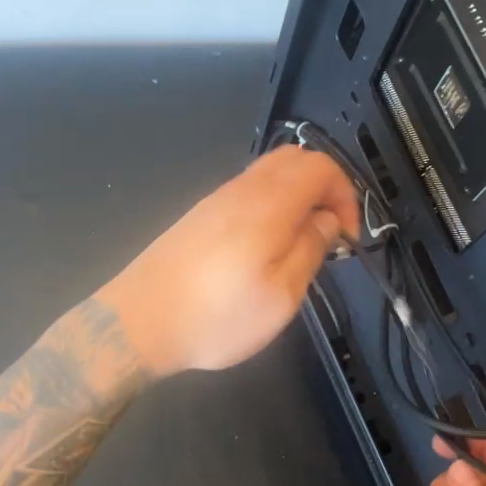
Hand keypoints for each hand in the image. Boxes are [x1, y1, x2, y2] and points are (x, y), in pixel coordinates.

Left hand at [96, 146, 361, 377]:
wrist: (137, 325)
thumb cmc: (216, 317)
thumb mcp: (281, 296)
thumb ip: (310, 250)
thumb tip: (327, 220)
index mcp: (268, 204)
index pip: (321, 167)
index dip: (346, 195)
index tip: (347, 237)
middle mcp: (240, 191)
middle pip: (294, 160)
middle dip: (323, 189)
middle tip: (328, 234)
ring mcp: (214, 202)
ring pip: (267, 176)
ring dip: (295, 199)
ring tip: (298, 246)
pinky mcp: (198, 218)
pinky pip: (245, 194)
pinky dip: (269, 208)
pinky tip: (264, 249)